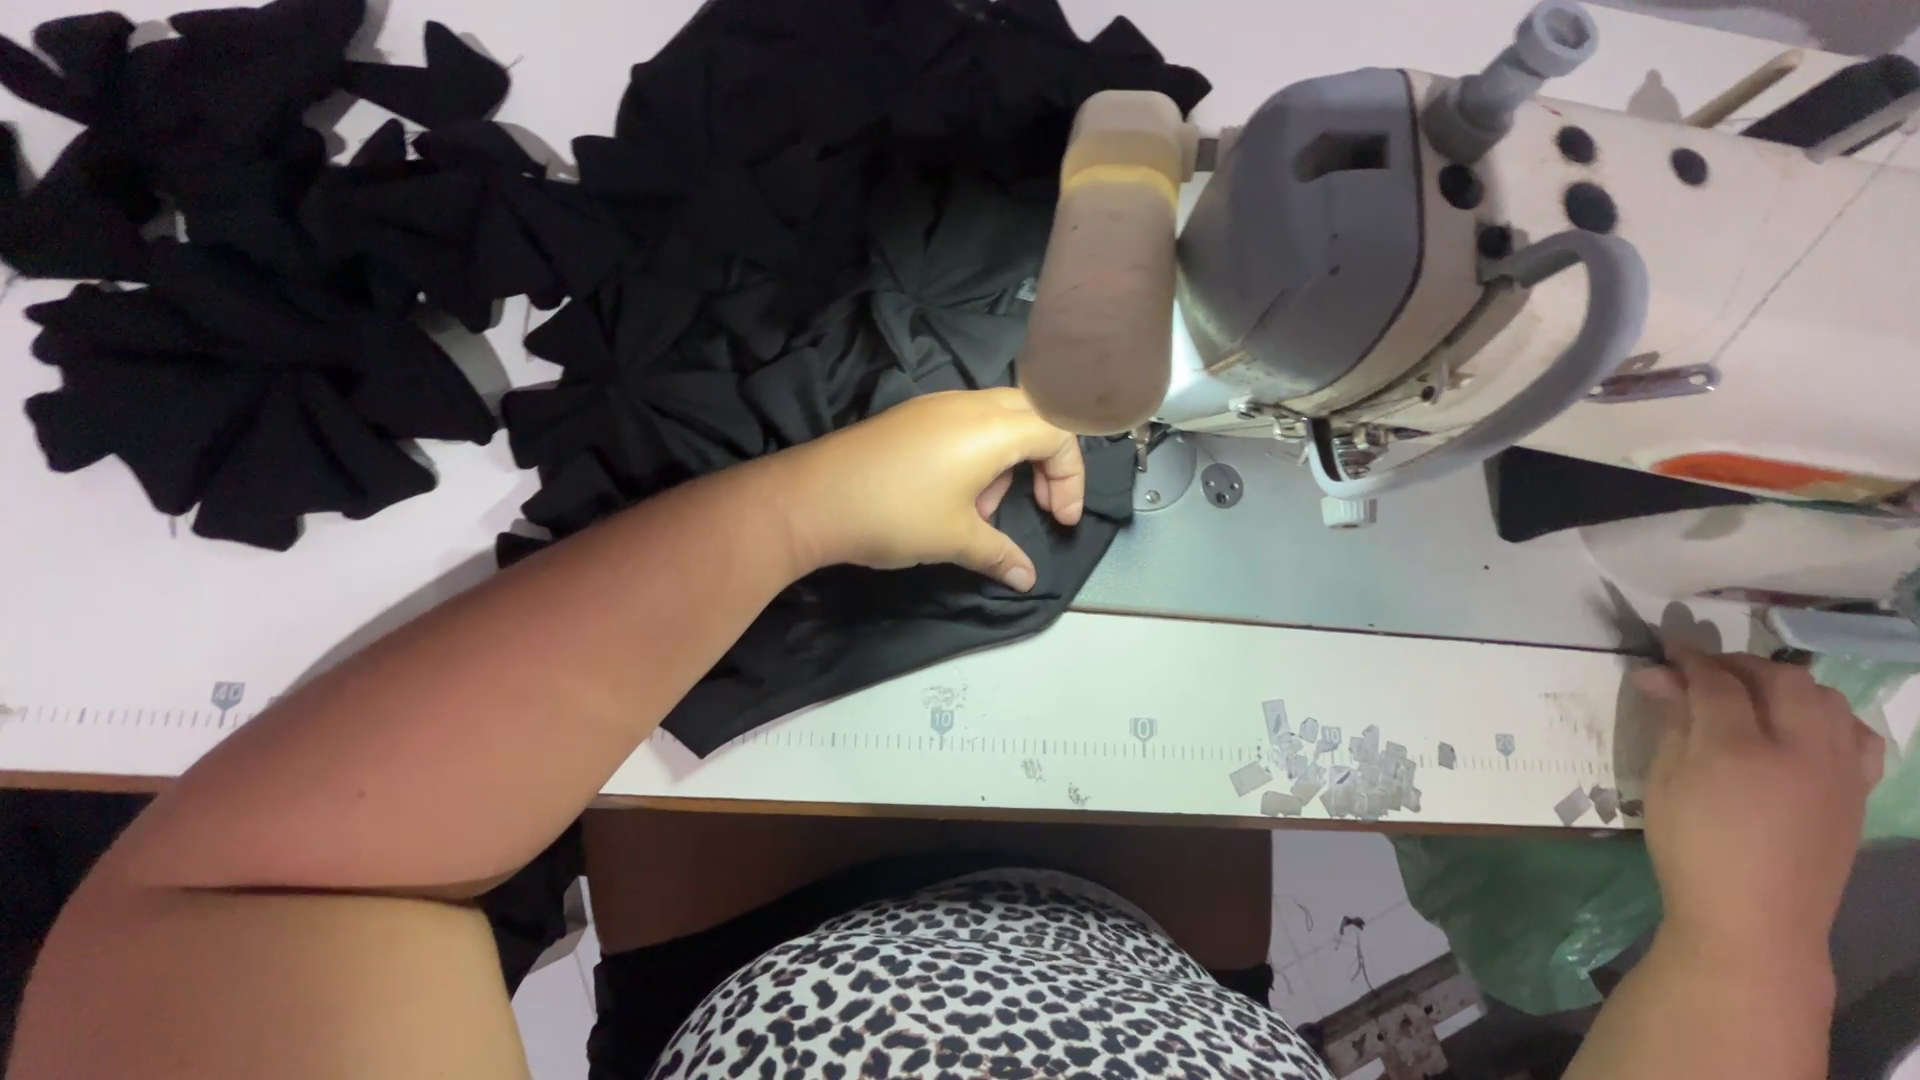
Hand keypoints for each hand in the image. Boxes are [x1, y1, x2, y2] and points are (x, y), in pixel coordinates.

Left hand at [764, 388, 1086, 590]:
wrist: (812, 499)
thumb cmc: (894, 515)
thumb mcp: (955, 539)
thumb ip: (1000, 554)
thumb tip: (1026, 578)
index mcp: (991, 428)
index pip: (1058, 432)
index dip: (1072, 476)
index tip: (1061, 519)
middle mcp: (969, 405)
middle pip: (1034, 416)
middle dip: (1047, 462)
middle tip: (1042, 505)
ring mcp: (937, 406)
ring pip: (998, 421)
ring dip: (1007, 464)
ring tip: (981, 513)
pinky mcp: (912, 417)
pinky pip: (966, 425)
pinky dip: (977, 457)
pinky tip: (952, 497)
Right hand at [1636, 650, 1883, 966]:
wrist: (1755, 917)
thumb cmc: (1692, 847)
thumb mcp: (1664, 780)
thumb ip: (1670, 722)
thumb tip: (1658, 676)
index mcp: (1738, 749)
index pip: (1717, 683)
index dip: (1689, 661)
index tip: (1665, 650)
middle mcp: (1800, 750)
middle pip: (1781, 680)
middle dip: (1739, 664)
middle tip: (1702, 669)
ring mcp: (1840, 770)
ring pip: (1827, 699)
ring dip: (1786, 684)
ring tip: (1750, 694)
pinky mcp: (1859, 790)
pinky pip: (1857, 733)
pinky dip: (1828, 715)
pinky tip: (1800, 726)